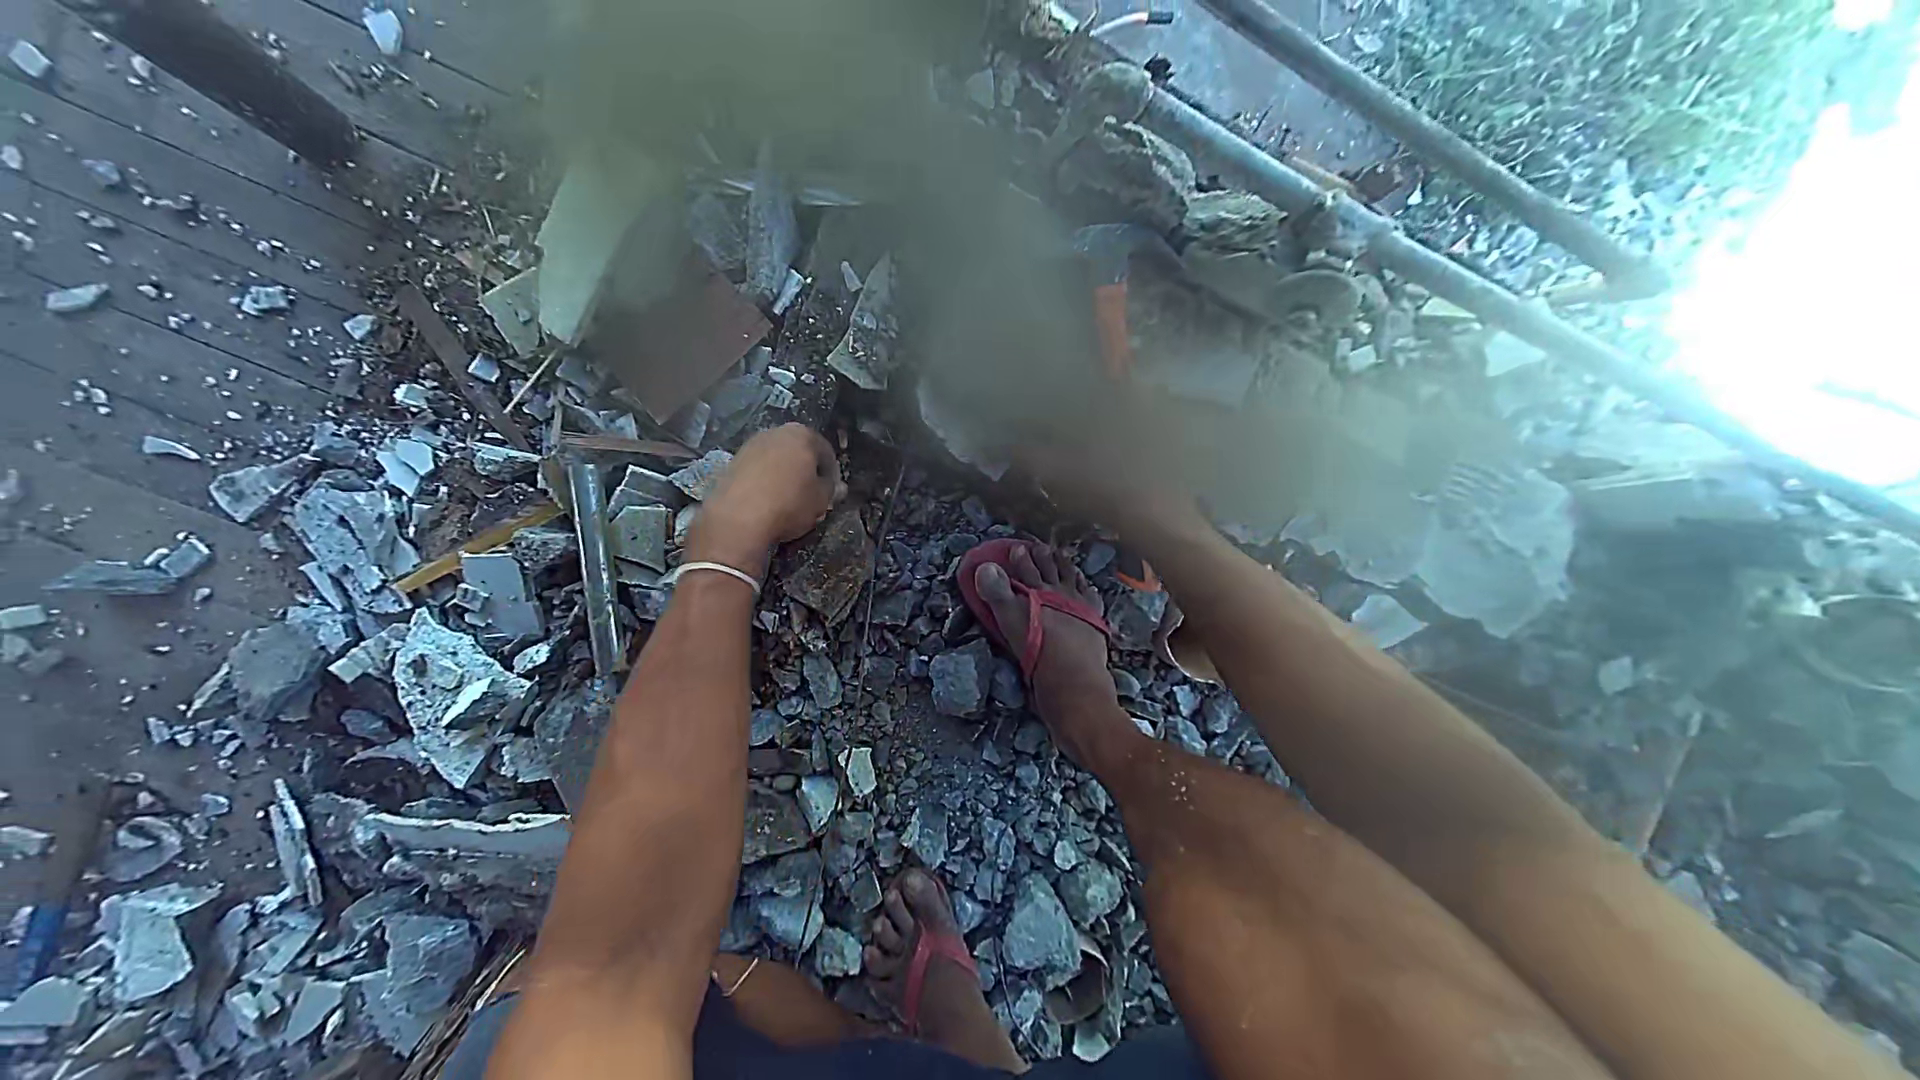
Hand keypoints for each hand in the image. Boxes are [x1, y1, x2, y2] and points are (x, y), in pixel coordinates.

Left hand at [686, 424, 842, 573]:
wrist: (738, 518)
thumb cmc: (789, 504)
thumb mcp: (821, 500)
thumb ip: (831, 489)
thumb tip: (837, 487)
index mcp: (802, 435)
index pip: (826, 452)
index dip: (832, 474)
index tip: (831, 493)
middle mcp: (775, 432)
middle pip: (799, 452)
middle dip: (807, 472)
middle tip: (811, 496)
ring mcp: (750, 446)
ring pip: (777, 461)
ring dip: (786, 477)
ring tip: (789, 502)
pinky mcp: (732, 462)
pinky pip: (758, 471)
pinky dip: (766, 483)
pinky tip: (768, 502)